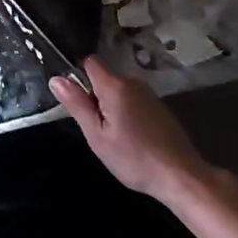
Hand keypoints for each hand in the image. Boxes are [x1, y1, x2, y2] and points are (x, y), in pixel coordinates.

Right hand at [50, 56, 213, 201]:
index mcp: (115, 86)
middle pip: (104, 80)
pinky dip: (128, 116)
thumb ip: (77, 104)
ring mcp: (149, 95)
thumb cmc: (134, 158)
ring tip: (117, 139)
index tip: (80, 103)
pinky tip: (133, 141)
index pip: (90, 62)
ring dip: (112, 110)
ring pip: (119, 93)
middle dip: (96, 100)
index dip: (80, 77)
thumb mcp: (97, 135)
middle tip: (98, 130)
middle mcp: (133, 82)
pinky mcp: (159, 108)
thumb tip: (56, 79)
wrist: (180, 175)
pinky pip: (133, 102)